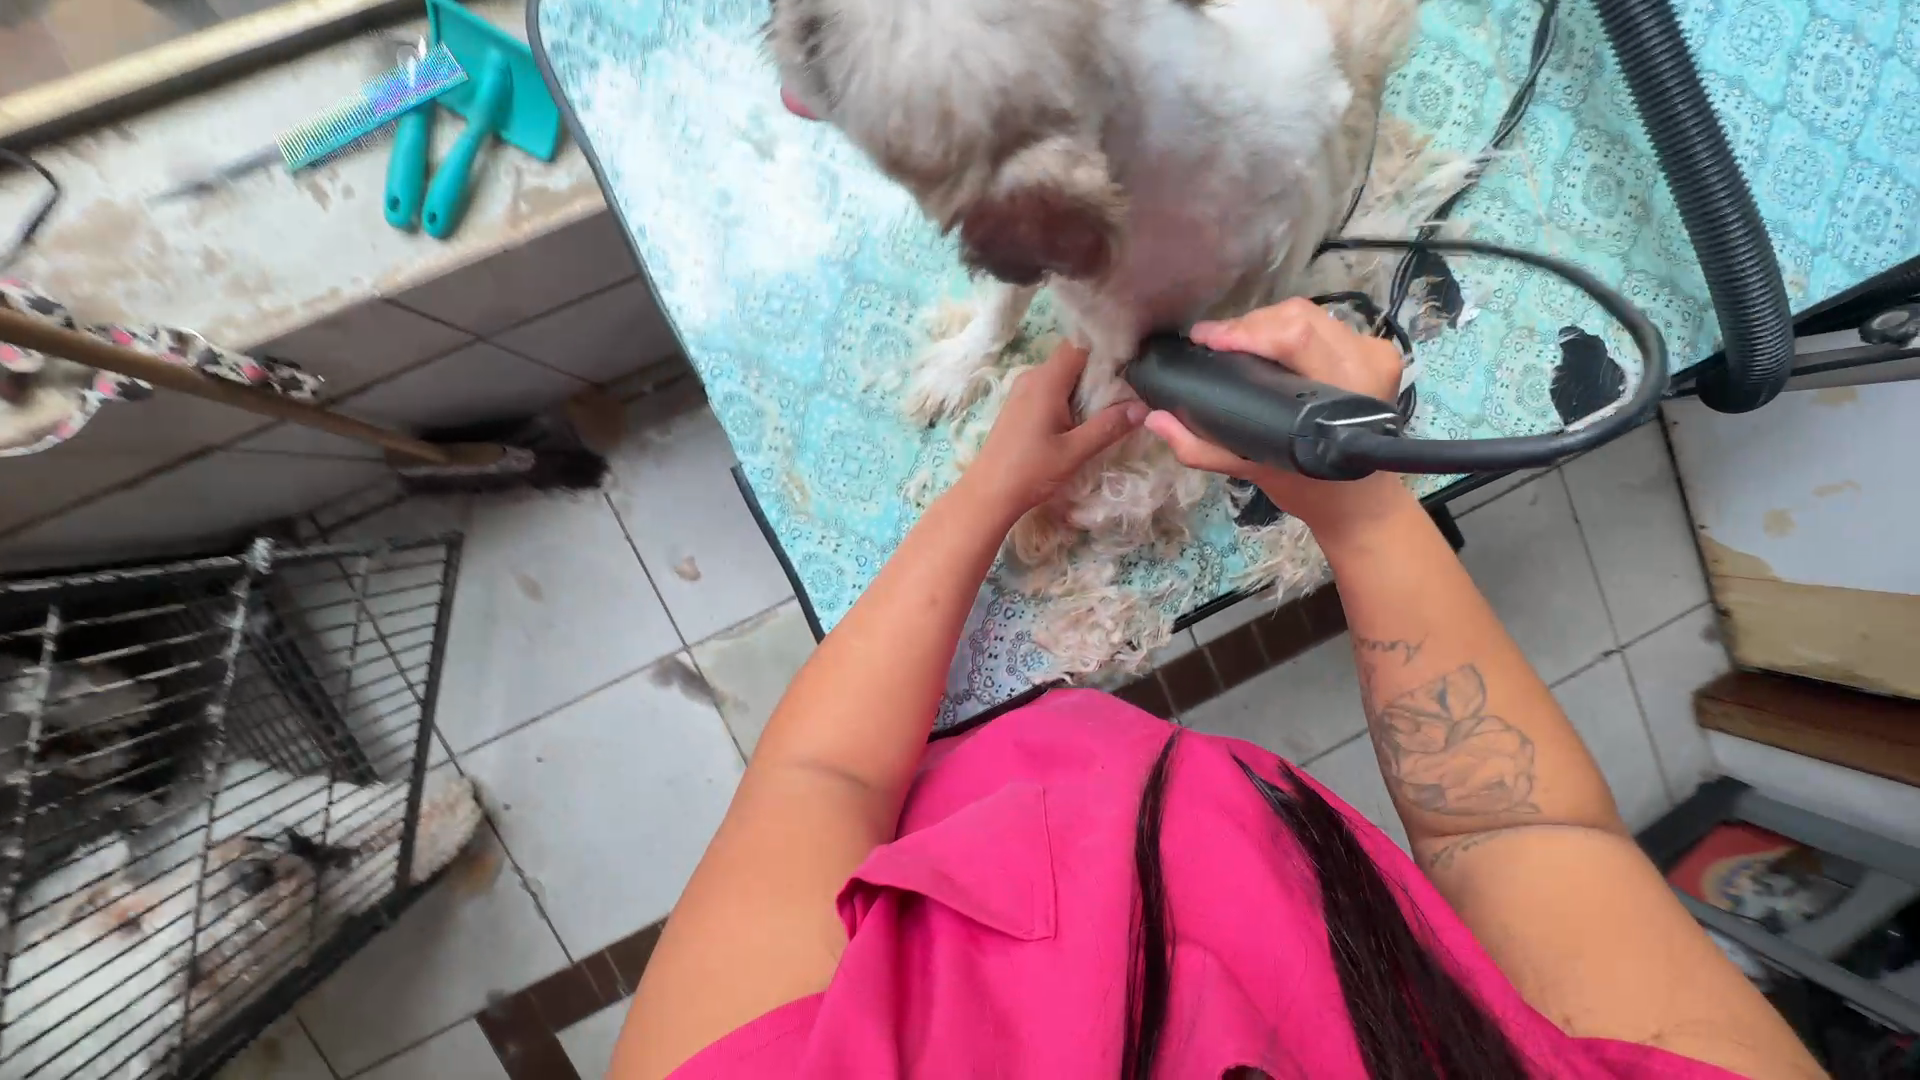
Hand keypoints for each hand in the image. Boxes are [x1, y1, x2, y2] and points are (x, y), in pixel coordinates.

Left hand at [955, 342, 1146, 522]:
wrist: (988, 494)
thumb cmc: (1030, 471)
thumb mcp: (1075, 451)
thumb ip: (1109, 427)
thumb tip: (1144, 408)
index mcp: (1046, 380)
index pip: (1080, 344)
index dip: (1106, 348)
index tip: (1131, 362)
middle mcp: (1032, 377)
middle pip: (1072, 358)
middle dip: (1099, 369)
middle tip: (1127, 386)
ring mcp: (1022, 391)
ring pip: (1061, 375)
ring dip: (1083, 386)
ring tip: (1109, 403)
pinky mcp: (1019, 406)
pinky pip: (1049, 389)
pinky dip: (1068, 396)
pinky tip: (1081, 417)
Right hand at [1144, 298, 1415, 538]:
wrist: (1359, 502)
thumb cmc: (1308, 490)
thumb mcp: (1251, 470)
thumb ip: (1201, 447)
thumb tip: (1156, 419)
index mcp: (1343, 394)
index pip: (1294, 337)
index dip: (1245, 332)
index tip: (1207, 340)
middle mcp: (1365, 364)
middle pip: (1299, 316)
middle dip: (1248, 323)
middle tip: (1213, 341)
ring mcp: (1374, 353)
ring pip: (1310, 313)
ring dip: (1265, 322)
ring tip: (1233, 341)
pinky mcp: (1375, 350)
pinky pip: (1323, 323)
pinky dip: (1286, 327)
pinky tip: (1263, 343)